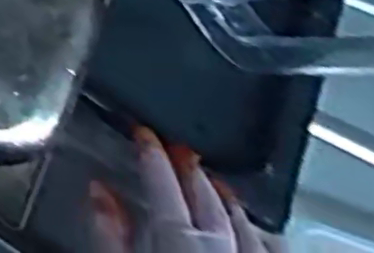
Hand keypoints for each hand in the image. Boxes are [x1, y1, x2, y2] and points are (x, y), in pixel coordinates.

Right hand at [88, 128, 284, 252]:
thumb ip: (108, 230)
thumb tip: (100, 189)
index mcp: (180, 240)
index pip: (163, 185)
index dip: (152, 155)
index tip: (144, 132)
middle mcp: (223, 249)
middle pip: (209, 204)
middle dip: (194, 173)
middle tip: (182, 150)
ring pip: (249, 230)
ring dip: (232, 204)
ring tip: (221, 186)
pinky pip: (273, 252)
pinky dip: (266, 237)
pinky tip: (263, 232)